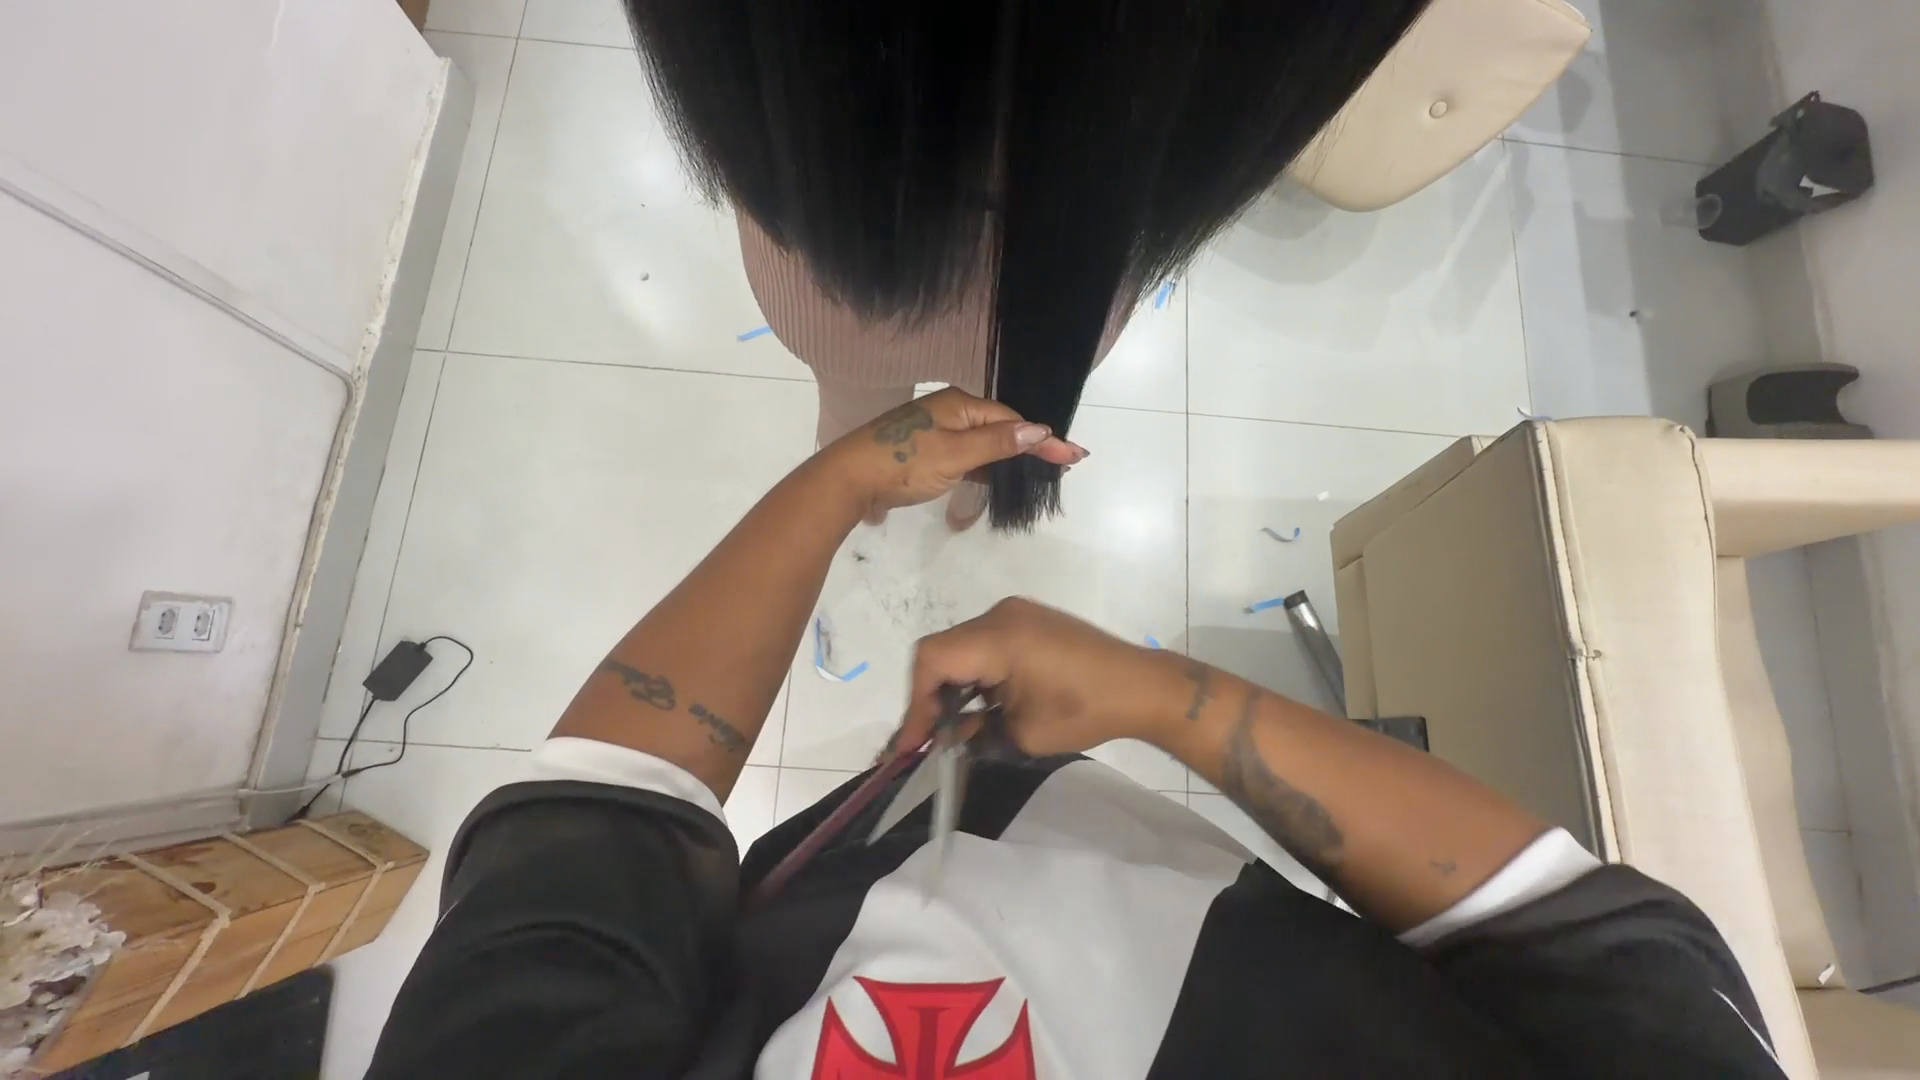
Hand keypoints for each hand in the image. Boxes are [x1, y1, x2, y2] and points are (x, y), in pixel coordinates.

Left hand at [818, 388, 1086, 522]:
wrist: (849, 480)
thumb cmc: (903, 463)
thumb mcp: (955, 453)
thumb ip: (997, 443)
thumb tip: (1039, 429)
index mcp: (960, 404)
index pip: (1012, 420)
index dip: (1043, 439)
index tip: (1072, 456)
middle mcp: (950, 412)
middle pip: (1000, 428)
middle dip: (1031, 445)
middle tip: (1064, 464)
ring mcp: (937, 432)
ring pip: (983, 443)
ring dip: (1010, 456)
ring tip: (1039, 472)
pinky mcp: (926, 453)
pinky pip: (967, 455)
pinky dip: (986, 466)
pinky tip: (997, 479)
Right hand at [894, 598, 1185, 756]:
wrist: (1140, 686)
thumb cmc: (1084, 711)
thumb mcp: (1022, 733)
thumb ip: (976, 733)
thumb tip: (948, 738)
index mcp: (998, 638)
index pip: (932, 660)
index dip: (917, 702)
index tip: (914, 744)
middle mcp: (1000, 615)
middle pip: (943, 650)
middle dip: (931, 695)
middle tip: (929, 738)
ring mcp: (1015, 613)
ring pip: (961, 645)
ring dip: (953, 683)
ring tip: (953, 726)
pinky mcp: (1028, 620)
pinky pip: (984, 642)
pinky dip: (974, 671)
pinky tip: (981, 703)